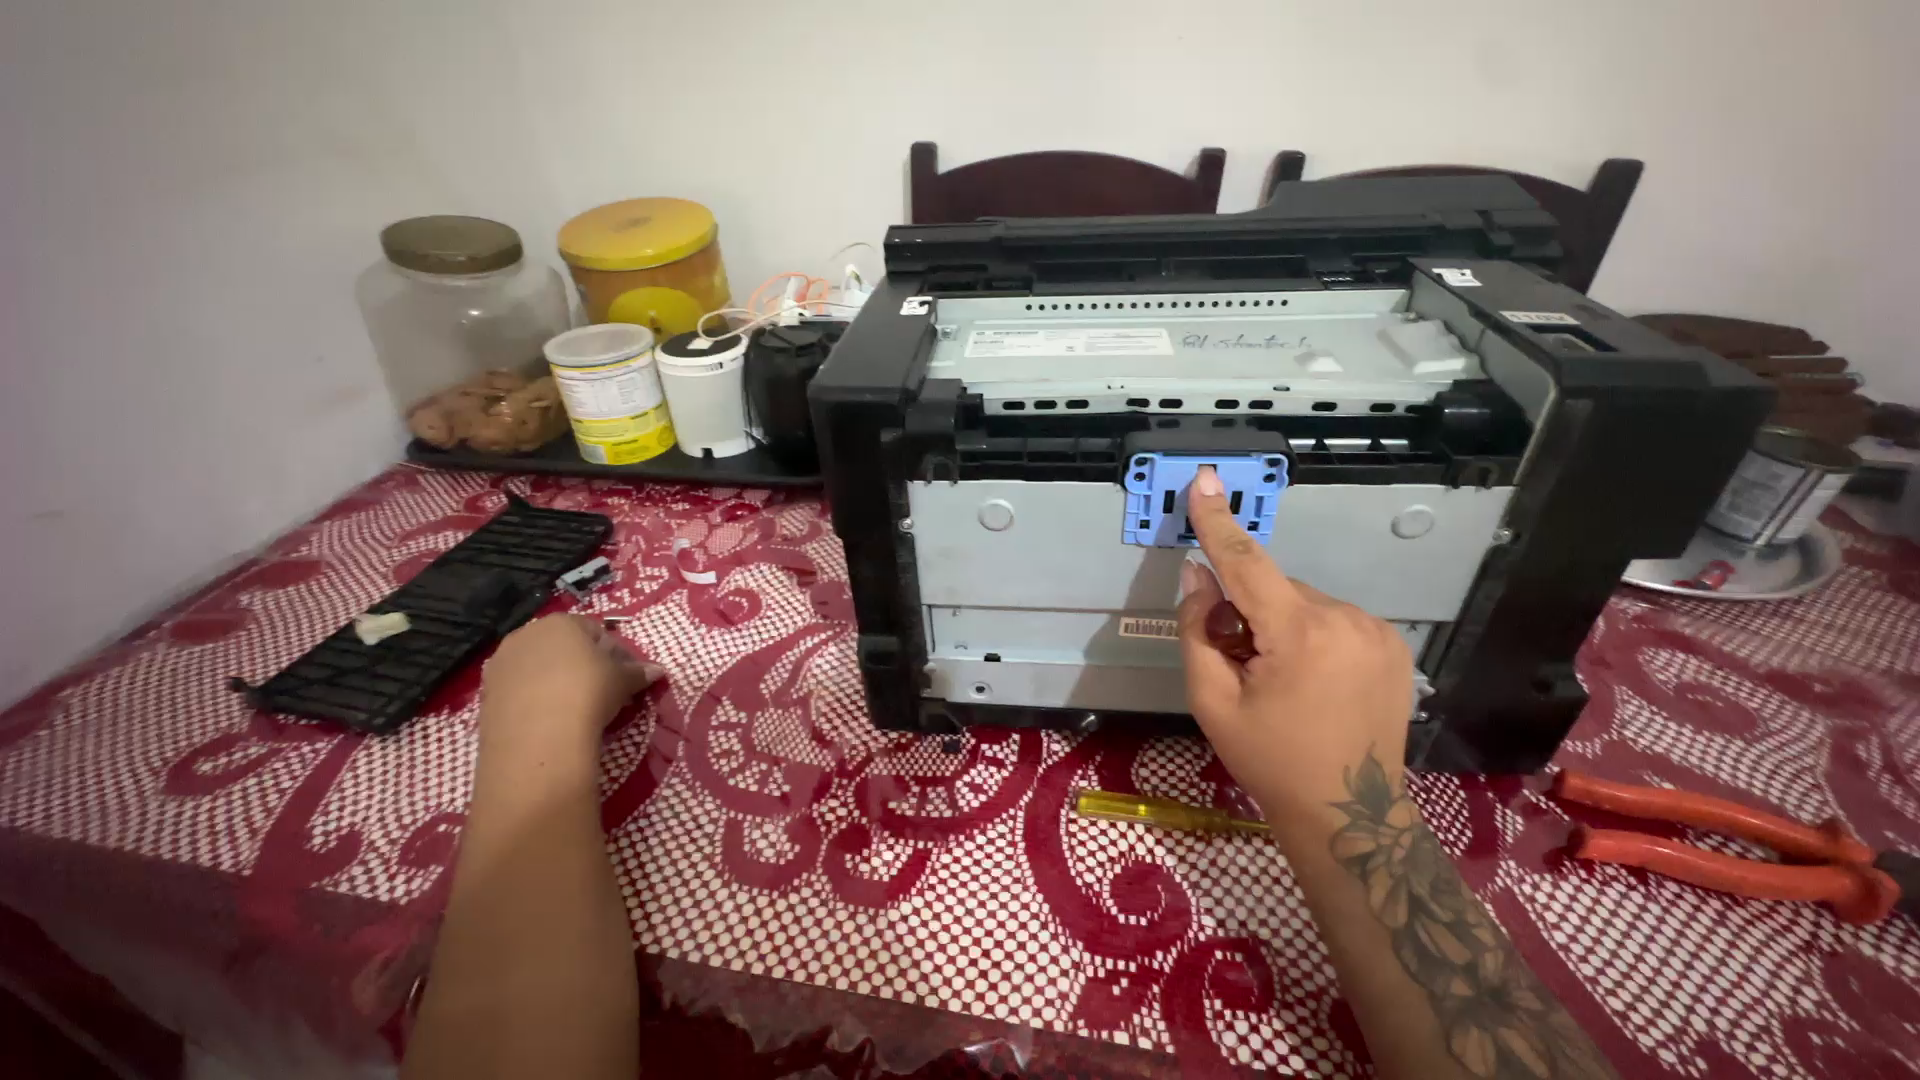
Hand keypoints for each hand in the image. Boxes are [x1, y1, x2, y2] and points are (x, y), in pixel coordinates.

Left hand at [480, 615, 660, 750]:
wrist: (538, 736)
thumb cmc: (588, 693)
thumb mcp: (623, 681)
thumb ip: (638, 672)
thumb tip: (658, 671)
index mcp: (562, 623)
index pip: (597, 632)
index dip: (617, 655)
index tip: (627, 678)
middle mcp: (527, 634)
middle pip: (565, 648)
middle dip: (586, 666)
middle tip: (605, 693)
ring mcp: (502, 663)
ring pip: (541, 669)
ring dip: (560, 682)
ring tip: (577, 708)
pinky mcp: (486, 693)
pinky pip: (521, 690)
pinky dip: (537, 699)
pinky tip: (552, 718)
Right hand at [1175, 466, 1415, 835]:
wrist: (1350, 814)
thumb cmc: (1270, 760)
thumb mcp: (1212, 702)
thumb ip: (1198, 631)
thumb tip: (1199, 576)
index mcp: (1300, 634)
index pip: (1247, 563)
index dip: (1219, 522)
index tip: (1205, 479)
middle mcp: (1346, 619)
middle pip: (1274, 588)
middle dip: (1249, 611)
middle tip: (1241, 663)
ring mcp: (1376, 630)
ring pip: (1303, 602)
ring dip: (1280, 623)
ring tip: (1280, 679)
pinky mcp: (1391, 644)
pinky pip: (1332, 618)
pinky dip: (1310, 632)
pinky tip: (1311, 678)